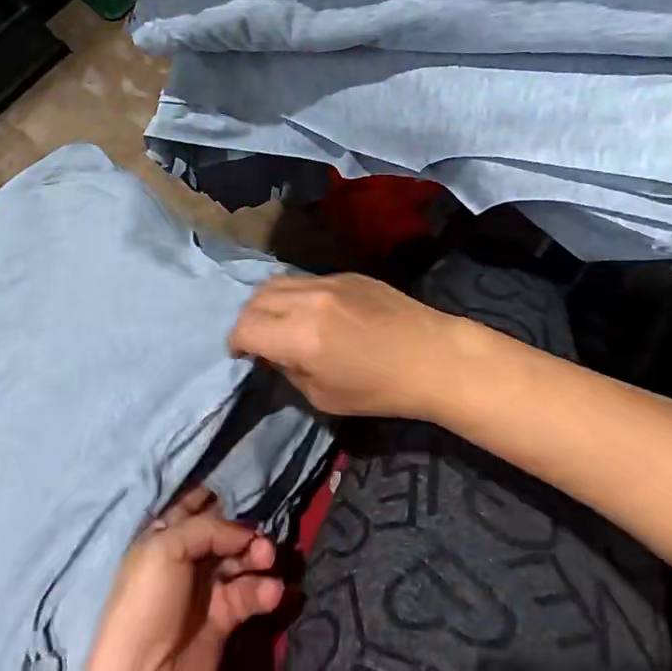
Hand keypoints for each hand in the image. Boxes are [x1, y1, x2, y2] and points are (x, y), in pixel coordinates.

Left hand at [86, 488, 283, 670]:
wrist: (146, 670)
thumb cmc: (149, 598)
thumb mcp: (166, 548)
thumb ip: (204, 529)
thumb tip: (242, 529)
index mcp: (164, 535)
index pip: (191, 508)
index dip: (213, 498)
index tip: (241, 488)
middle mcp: (185, 558)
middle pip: (221, 536)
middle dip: (243, 533)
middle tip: (262, 538)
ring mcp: (205, 589)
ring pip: (238, 564)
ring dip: (256, 559)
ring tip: (269, 558)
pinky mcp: (223, 620)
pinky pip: (247, 597)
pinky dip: (262, 592)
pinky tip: (273, 591)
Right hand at [227, 274, 468, 420]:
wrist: (435, 359)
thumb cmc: (381, 390)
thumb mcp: (324, 397)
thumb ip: (289, 371)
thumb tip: (274, 354)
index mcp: (299, 337)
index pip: (245, 330)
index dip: (236, 343)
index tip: (241, 354)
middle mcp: (305, 302)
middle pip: (254, 301)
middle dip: (247, 321)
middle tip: (256, 339)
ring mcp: (325, 282)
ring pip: (274, 283)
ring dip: (265, 303)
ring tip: (275, 321)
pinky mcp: (344, 274)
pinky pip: (303, 280)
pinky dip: (293, 295)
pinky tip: (308, 312)